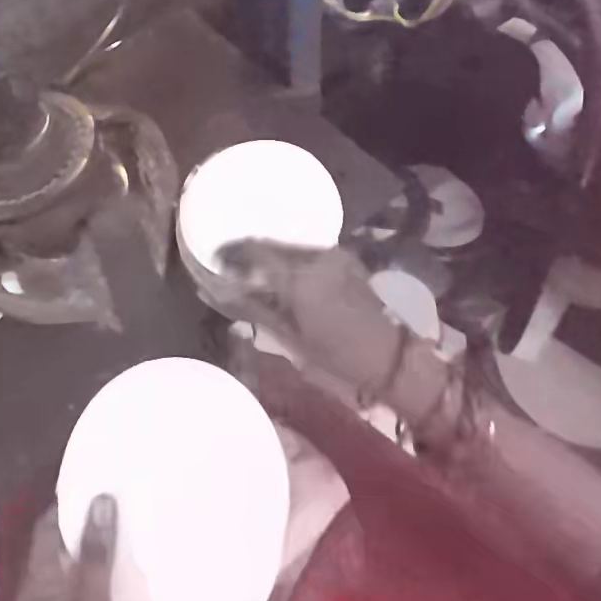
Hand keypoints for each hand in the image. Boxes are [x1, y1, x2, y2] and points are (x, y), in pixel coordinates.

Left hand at [15, 496, 142, 600]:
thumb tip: (101, 497)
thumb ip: (95, 559)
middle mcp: (45, 596)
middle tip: (126, 488)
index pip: (47, 528)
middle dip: (92, 518)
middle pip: (65, 544)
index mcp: (36, 590)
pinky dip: (112, 568)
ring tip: (137, 512)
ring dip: (105, 542)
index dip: (70, 499)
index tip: (102, 472)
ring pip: (83, 564)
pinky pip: (96, 585)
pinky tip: (138, 556)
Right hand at [216, 241, 409, 384]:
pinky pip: (306, 251)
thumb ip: (249, 307)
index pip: (253, 250)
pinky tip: (283, 275)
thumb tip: (211, 290)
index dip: (229, 252)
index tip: (214, 259)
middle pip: (270, 243)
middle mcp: (314, 256)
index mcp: (298, 276)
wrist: (389, 357)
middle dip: (247, 252)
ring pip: (288, 245)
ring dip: (269, 255)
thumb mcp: (286, 336)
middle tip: (231, 266)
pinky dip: (289, 258)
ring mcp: (332, 254)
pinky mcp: (343, 257)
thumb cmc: (334, 355)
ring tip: (255, 271)